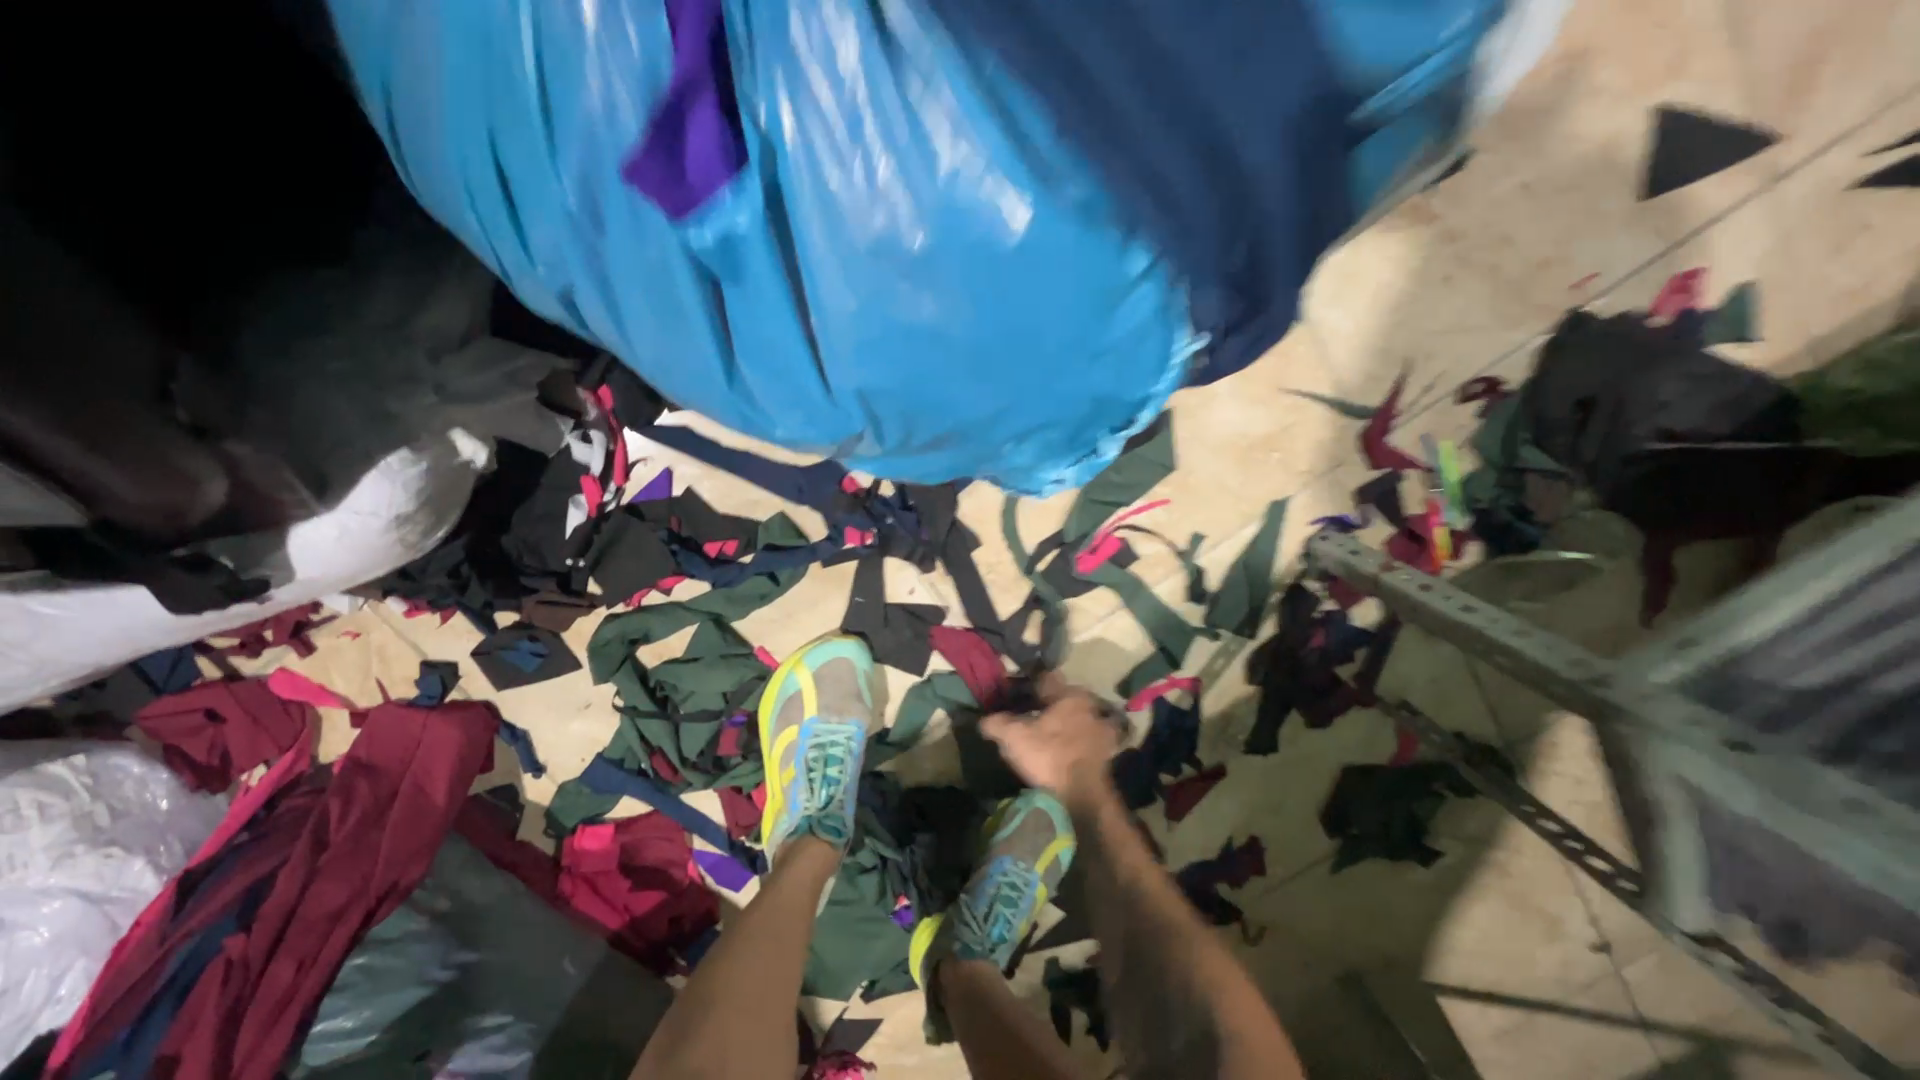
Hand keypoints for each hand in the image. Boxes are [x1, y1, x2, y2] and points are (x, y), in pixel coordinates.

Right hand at [981, 675, 1121, 804]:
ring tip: (1048, 738)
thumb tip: (984, 721)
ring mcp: (1104, 732)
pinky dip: (1078, 746)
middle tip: (1029, 718)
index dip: (1027, 687)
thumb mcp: (1013, 737)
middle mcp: (1092, 707)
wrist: (1083, 796)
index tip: (1014, 697)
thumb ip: (996, 723)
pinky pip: (1089, 743)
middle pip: (1064, 701)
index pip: (1046, 680)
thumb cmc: (1048, 756)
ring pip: (1079, 721)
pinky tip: (1065, 755)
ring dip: (1066, 726)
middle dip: (1049, 707)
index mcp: (1071, 695)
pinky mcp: (1108, 755)